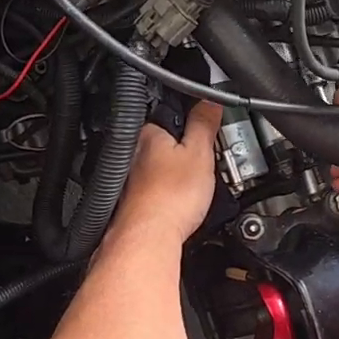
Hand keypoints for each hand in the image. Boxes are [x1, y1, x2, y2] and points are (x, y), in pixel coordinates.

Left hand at [113, 101, 223, 242]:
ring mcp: (129, 177)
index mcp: (147, 133)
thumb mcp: (200, 152)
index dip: (191, 122)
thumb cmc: (168, 199)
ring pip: (159, 167)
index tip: (205, 132)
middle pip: (164, 142)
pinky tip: (177, 203)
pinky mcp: (132, 200)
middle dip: (182, 150)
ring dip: (174, 173)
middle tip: (203, 165)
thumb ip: (204, 123)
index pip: (170, 114)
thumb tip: (209, 101)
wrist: (148, 238)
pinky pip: (156, 188)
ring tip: (192, 188)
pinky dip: (167, 193)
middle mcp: (132, 152)